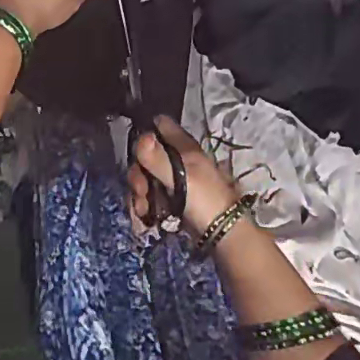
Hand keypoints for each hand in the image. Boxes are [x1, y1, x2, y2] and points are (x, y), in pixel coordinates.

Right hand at [128, 116, 242, 234]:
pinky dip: (145, 205)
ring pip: (146, 178)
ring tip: (144, 209)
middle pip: (147, 157)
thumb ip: (158, 158)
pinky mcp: (172, 199)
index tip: (136, 151)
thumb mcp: (181, 177)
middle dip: (138, 175)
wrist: (223, 233)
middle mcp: (178, 160)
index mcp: (185, 148)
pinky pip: (151, 196)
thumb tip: (142, 135)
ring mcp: (175, 180)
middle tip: (142, 191)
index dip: (146, 131)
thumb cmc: (205, 200)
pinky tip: (145, 215)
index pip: (162, 126)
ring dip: (140, 194)